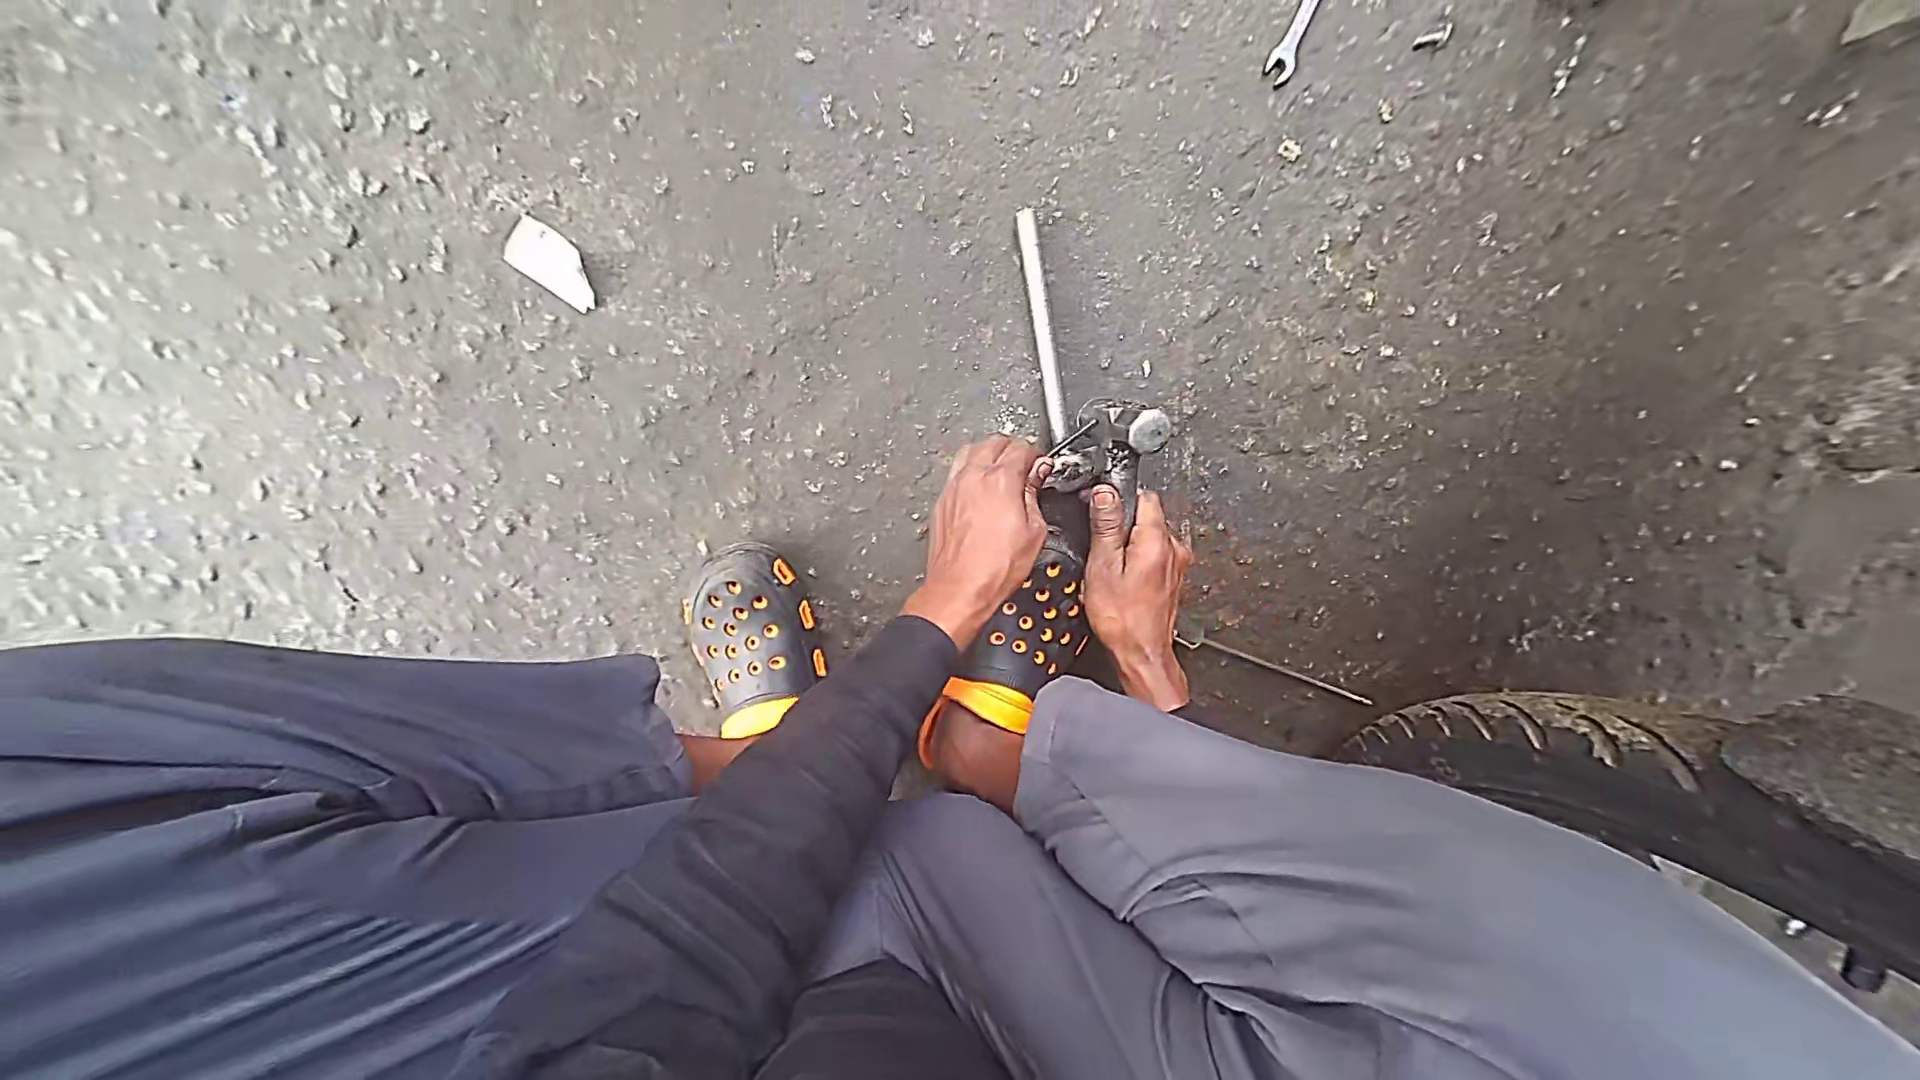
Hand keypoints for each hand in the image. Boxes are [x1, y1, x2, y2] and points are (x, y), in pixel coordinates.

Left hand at [902, 436, 1050, 647]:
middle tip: (1024, 462)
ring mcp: (953, 488)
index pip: (1021, 449)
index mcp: (1000, 481)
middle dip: (1012, 448)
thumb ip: (1035, 496)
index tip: (1040, 465)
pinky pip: (956, 472)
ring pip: (969, 451)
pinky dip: (970, 469)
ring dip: (987, 452)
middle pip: (993, 442)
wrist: (960, 589)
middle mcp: (973, 478)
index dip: (1036, 455)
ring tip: (1000, 467)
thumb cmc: (993, 569)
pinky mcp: (942, 502)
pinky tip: (979, 485)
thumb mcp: (1034, 532)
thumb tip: (1037, 477)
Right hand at [1084, 486, 1191, 710]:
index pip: (1143, 496)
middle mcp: (1173, 548)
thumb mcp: (1102, 566)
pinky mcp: (1172, 576)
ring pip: (1149, 535)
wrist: (1141, 652)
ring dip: (1129, 544)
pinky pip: (1153, 554)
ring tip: (1111, 568)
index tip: (1100, 509)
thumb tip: (1105, 494)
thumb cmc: (1122, 618)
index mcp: (1156, 541)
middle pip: (1146, 516)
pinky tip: (1123, 579)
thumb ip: (1106, 526)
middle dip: (1122, 525)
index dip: (1118, 498)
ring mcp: (1176, 563)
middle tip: (1101, 547)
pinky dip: (1137, 559)